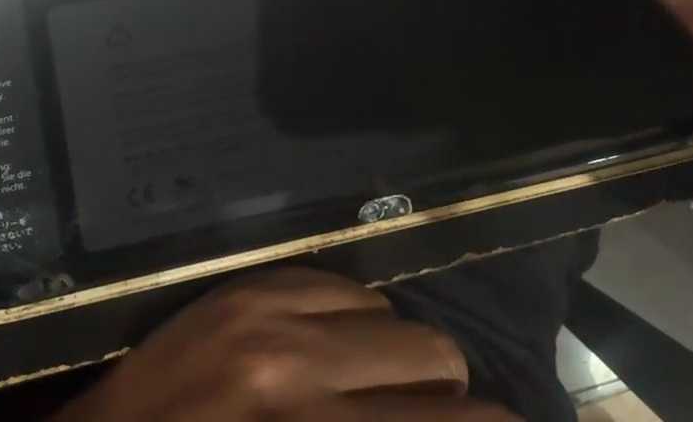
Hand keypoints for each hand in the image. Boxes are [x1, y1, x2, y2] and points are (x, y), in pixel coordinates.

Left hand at [54, 268, 518, 421]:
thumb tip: (443, 416)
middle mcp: (300, 367)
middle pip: (436, 359)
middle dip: (445, 396)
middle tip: (423, 414)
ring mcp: (269, 313)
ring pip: (394, 316)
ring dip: (398, 356)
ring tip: (374, 384)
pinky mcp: (248, 284)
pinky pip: (342, 286)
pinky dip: (353, 320)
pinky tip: (334, 348)